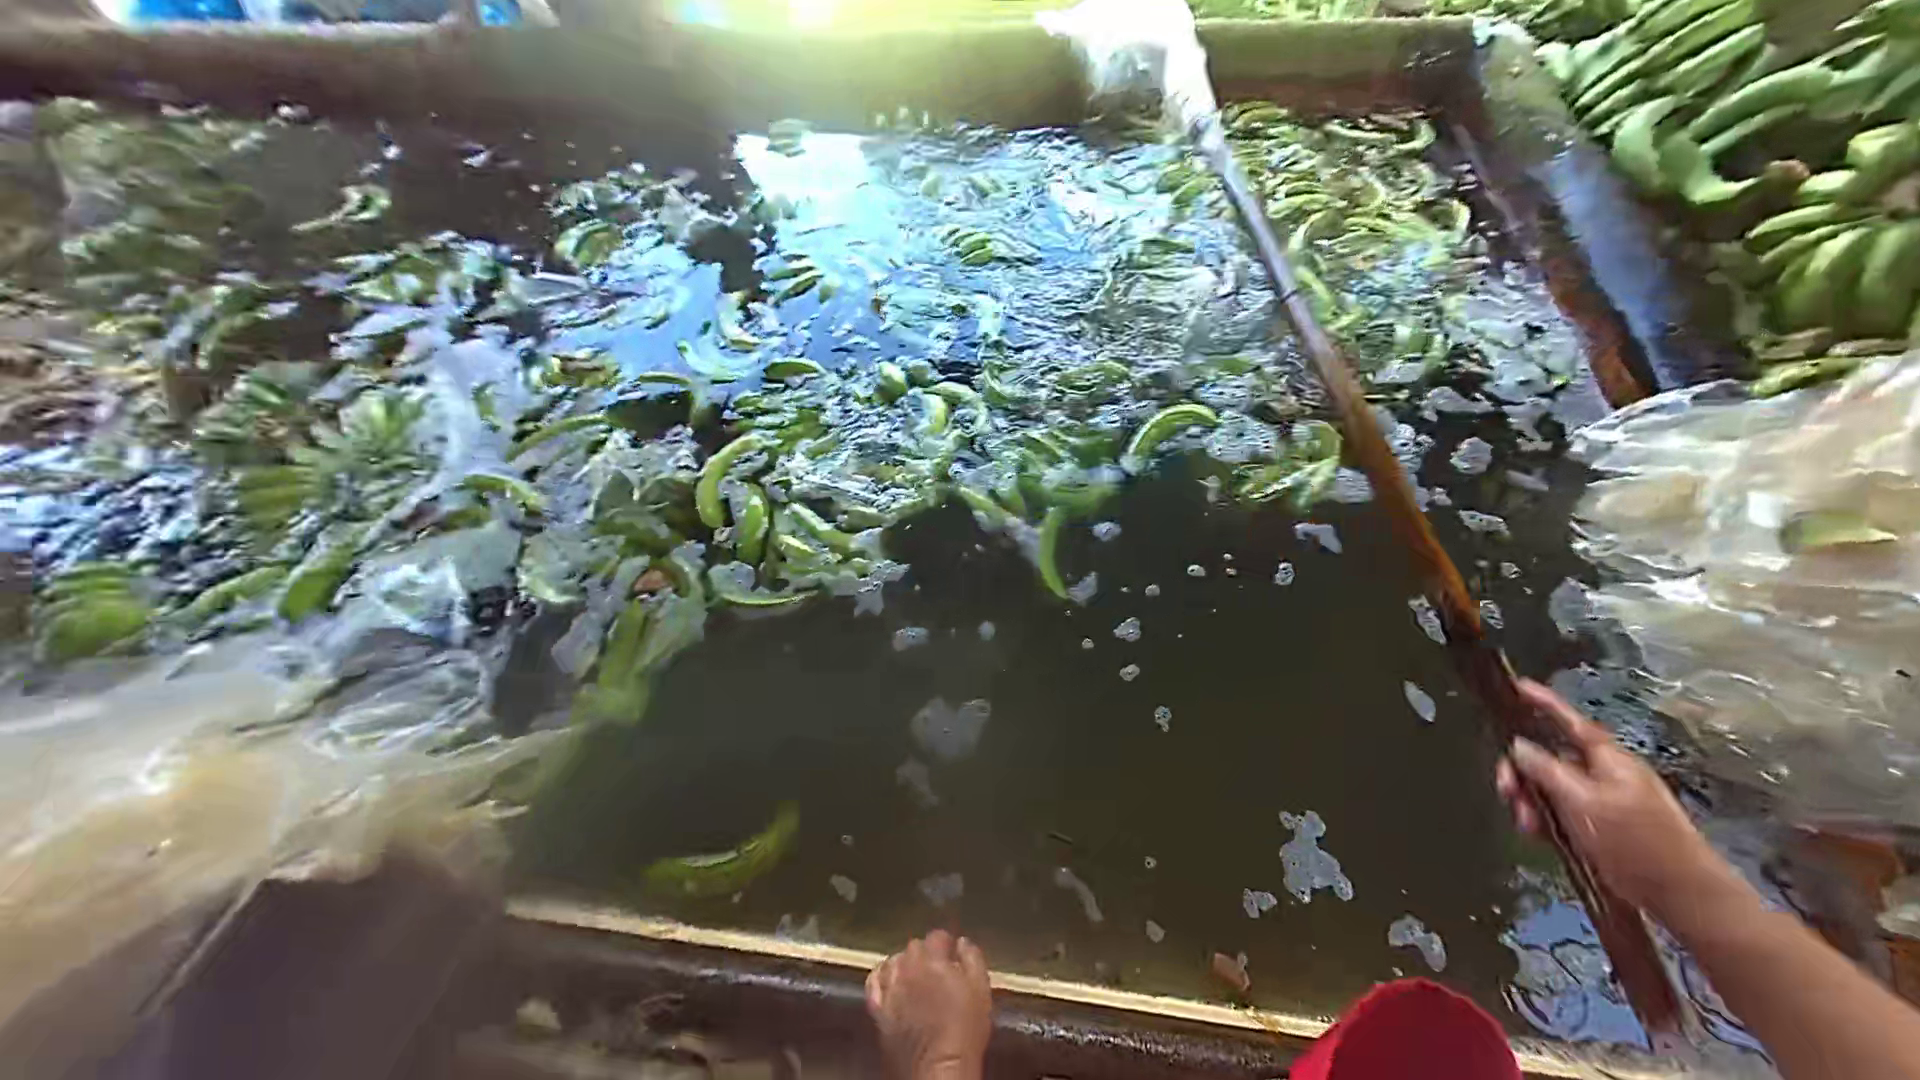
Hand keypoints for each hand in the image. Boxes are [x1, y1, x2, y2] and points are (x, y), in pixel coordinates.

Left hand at [865, 930, 991, 1079]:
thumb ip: (973, 959)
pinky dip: (881, 978)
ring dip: (904, 964)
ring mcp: (890, 988)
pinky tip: (890, 981)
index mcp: (933, 958)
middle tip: (938, 969)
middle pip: (915, 946)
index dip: (947, 944)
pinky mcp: (879, 1010)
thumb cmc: (964, 1030)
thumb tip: (962, 942)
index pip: (937, 935)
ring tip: (915, 976)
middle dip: (926, 953)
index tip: (954, 954)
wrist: (940, 1070)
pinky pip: (874, 983)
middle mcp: (908, 966)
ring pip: (894, 961)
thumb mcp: (980, 990)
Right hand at [1495, 679, 1741, 923]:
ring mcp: (1601, 799)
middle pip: (1548, 757)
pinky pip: (1557, 809)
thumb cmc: (1635, 841)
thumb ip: (1546, 769)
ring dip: (1528, 799)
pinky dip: (1541, 817)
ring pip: (1547, 785)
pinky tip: (1534, 832)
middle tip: (1505, 789)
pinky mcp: (1597, 824)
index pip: (1570, 722)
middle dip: (1521, 770)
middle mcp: (1602, 773)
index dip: (1544, 703)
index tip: (1517, 686)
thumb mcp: (1583, 801)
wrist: (1683, 896)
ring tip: (1523, 821)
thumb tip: (1518, 744)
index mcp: (1607, 760)